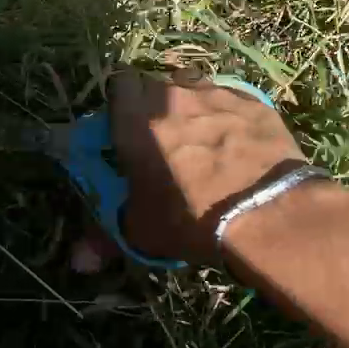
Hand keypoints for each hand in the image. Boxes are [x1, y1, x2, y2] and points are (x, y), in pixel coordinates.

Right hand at [82, 69, 307, 264]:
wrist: (269, 213)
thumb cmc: (191, 218)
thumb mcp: (143, 230)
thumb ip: (105, 238)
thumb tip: (79, 264)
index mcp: (134, 117)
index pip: (117, 83)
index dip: (120, 101)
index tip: (125, 123)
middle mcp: (171, 95)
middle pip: (156, 83)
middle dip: (155, 102)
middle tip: (161, 134)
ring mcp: (215, 94)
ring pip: (195, 86)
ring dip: (192, 104)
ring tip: (202, 136)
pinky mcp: (253, 102)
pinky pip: (231, 99)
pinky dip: (228, 115)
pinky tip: (237, 142)